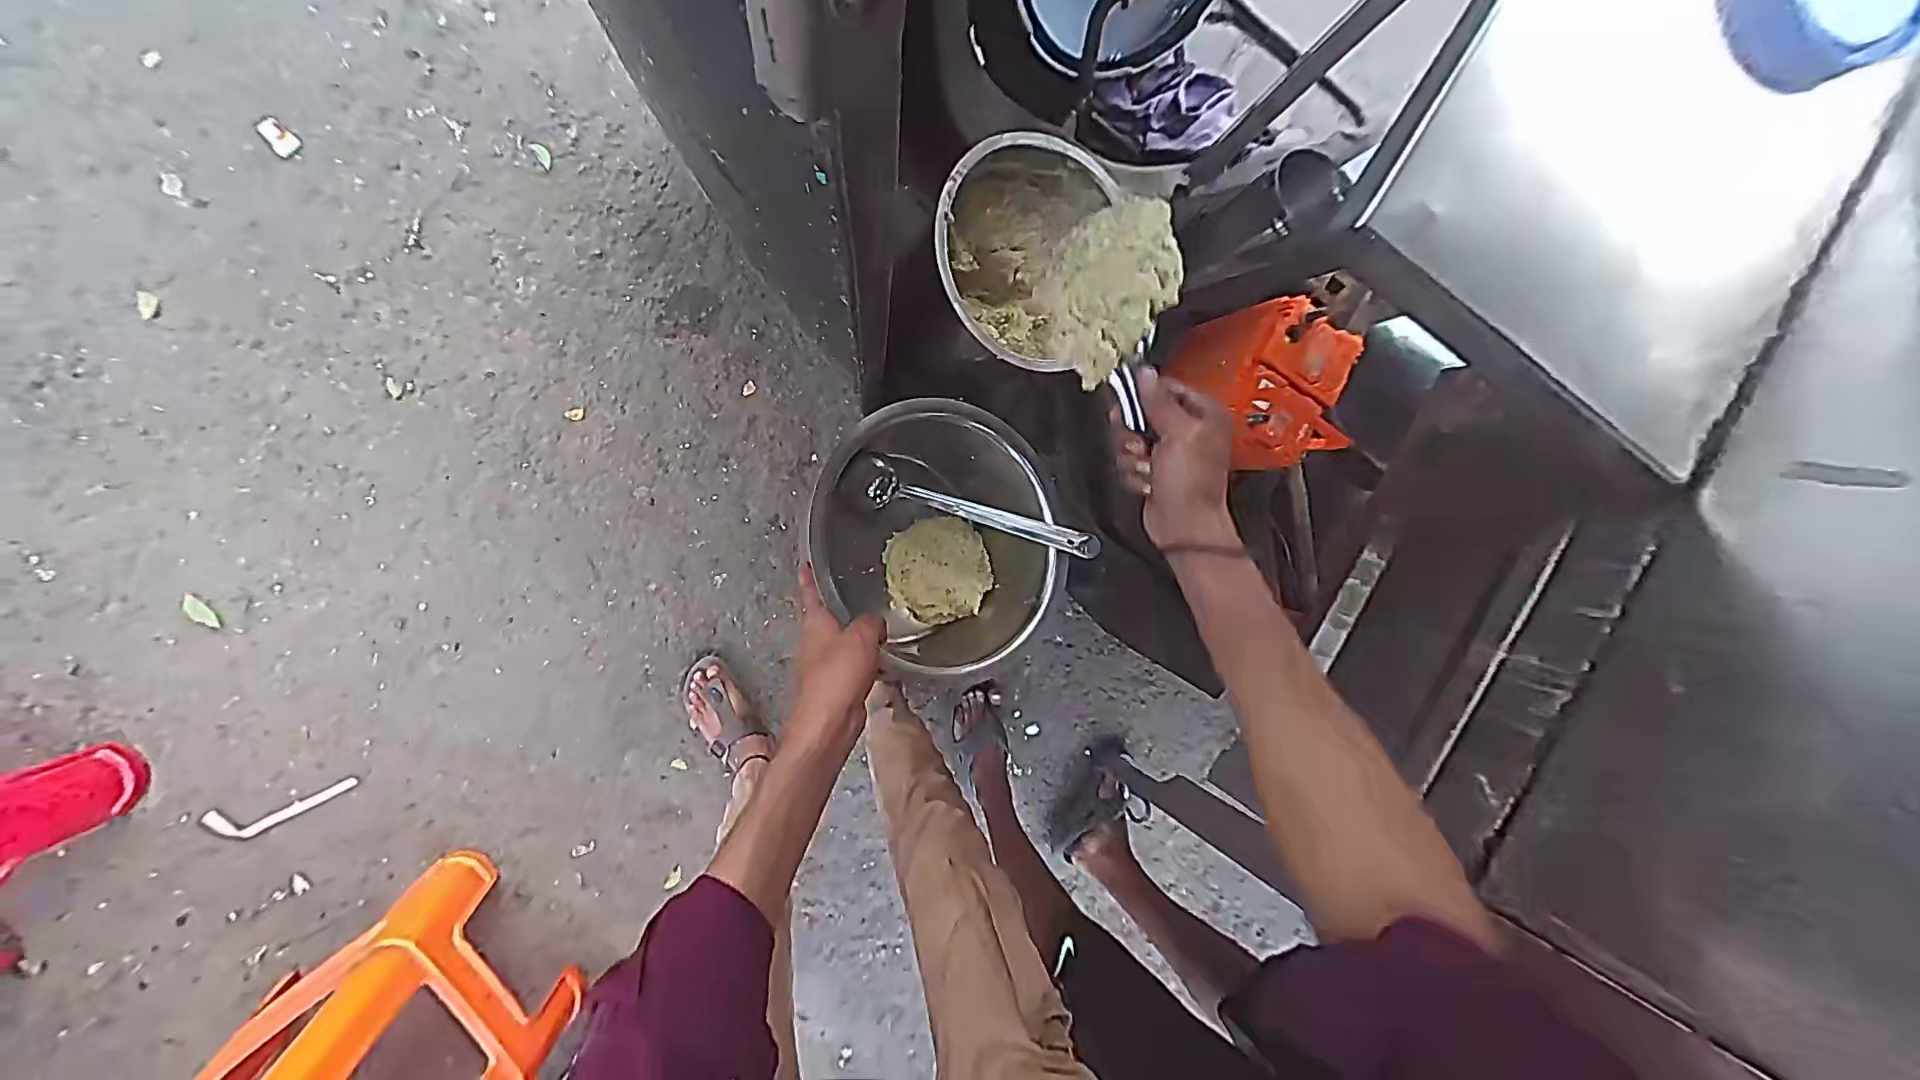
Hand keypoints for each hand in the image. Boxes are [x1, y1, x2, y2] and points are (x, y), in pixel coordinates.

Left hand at [792, 563, 885, 740]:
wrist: (829, 722)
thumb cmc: (838, 674)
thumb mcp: (862, 636)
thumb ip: (871, 622)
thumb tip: (876, 625)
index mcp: (815, 624)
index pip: (809, 593)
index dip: (807, 578)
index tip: (804, 565)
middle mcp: (815, 643)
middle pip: (828, 620)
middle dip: (841, 610)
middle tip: (855, 595)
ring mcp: (823, 665)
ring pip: (843, 643)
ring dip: (858, 638)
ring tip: (879, 629)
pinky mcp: (836, 685)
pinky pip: (853, 665)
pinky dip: (866, 662)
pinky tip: (882, 663)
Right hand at [1111, 368, 1238, 551]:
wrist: (1183, 525)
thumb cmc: (1191, 484)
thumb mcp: (1178, 433)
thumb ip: (1158, 401)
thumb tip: (1145, 373)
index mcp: (1202, 413)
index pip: (1165, 388)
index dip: (1145, 396)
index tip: (1129, 404)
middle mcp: (1187, 430)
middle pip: (1141, 414)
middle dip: (1134, 433)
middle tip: (1141, 446)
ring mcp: (1168, 452)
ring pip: (1130, 439)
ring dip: (1132, 457)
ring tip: (1148, 470)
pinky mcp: (1152, 471)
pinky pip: (1129, 462)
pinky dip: (1134, 473)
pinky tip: (1147, 482)